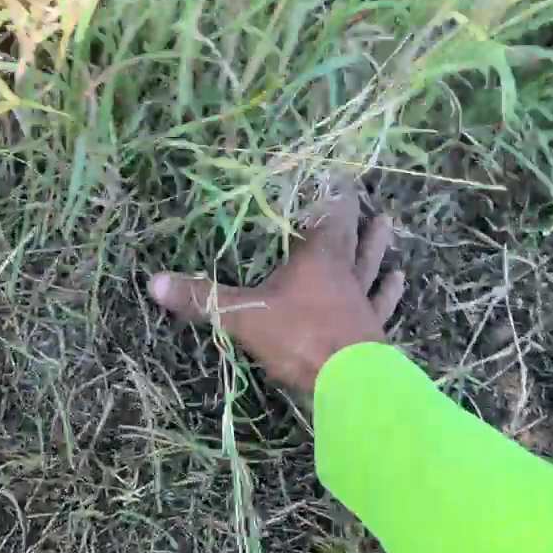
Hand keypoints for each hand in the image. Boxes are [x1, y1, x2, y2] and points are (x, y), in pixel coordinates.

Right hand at [149, 179, 405, 392]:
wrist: (351, 381)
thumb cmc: (299, 337)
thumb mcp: (243, 316)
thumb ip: (203, 299)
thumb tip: (154, 282)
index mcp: (317, 257)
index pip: (327, 213)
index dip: (329, 192)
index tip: (333, 171)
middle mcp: (344, 271)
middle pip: (351, 236)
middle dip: (352, 216)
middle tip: (359, 197)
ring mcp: (361, 300)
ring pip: (371, 264)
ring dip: (378, 245)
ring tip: (387, 224)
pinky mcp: (372, 328)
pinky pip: (382, 303)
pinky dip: (389, 291)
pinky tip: (399, 279)